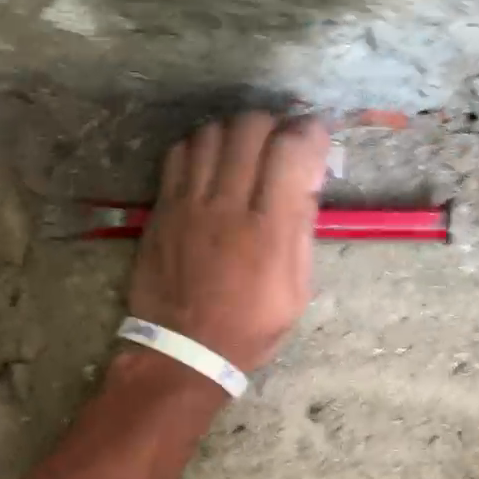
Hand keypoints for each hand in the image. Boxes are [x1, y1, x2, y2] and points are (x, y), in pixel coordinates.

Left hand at [127, 112, 330, 372]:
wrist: (183, 351)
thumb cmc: (249, 329)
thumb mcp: (295, 292)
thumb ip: (301, 231)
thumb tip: (307, 180)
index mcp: (269, 231)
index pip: (292, 149)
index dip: (310, 133)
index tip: (315, 140)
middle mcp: (228, 206)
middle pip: (251, 127)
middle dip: (273, 126)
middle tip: (279, 145)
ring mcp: (189, 204)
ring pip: (213, 132)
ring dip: (235, 134)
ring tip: (244, 154)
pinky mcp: (163, 208)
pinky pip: (180, 154)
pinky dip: (201, 148)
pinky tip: (211, 167)